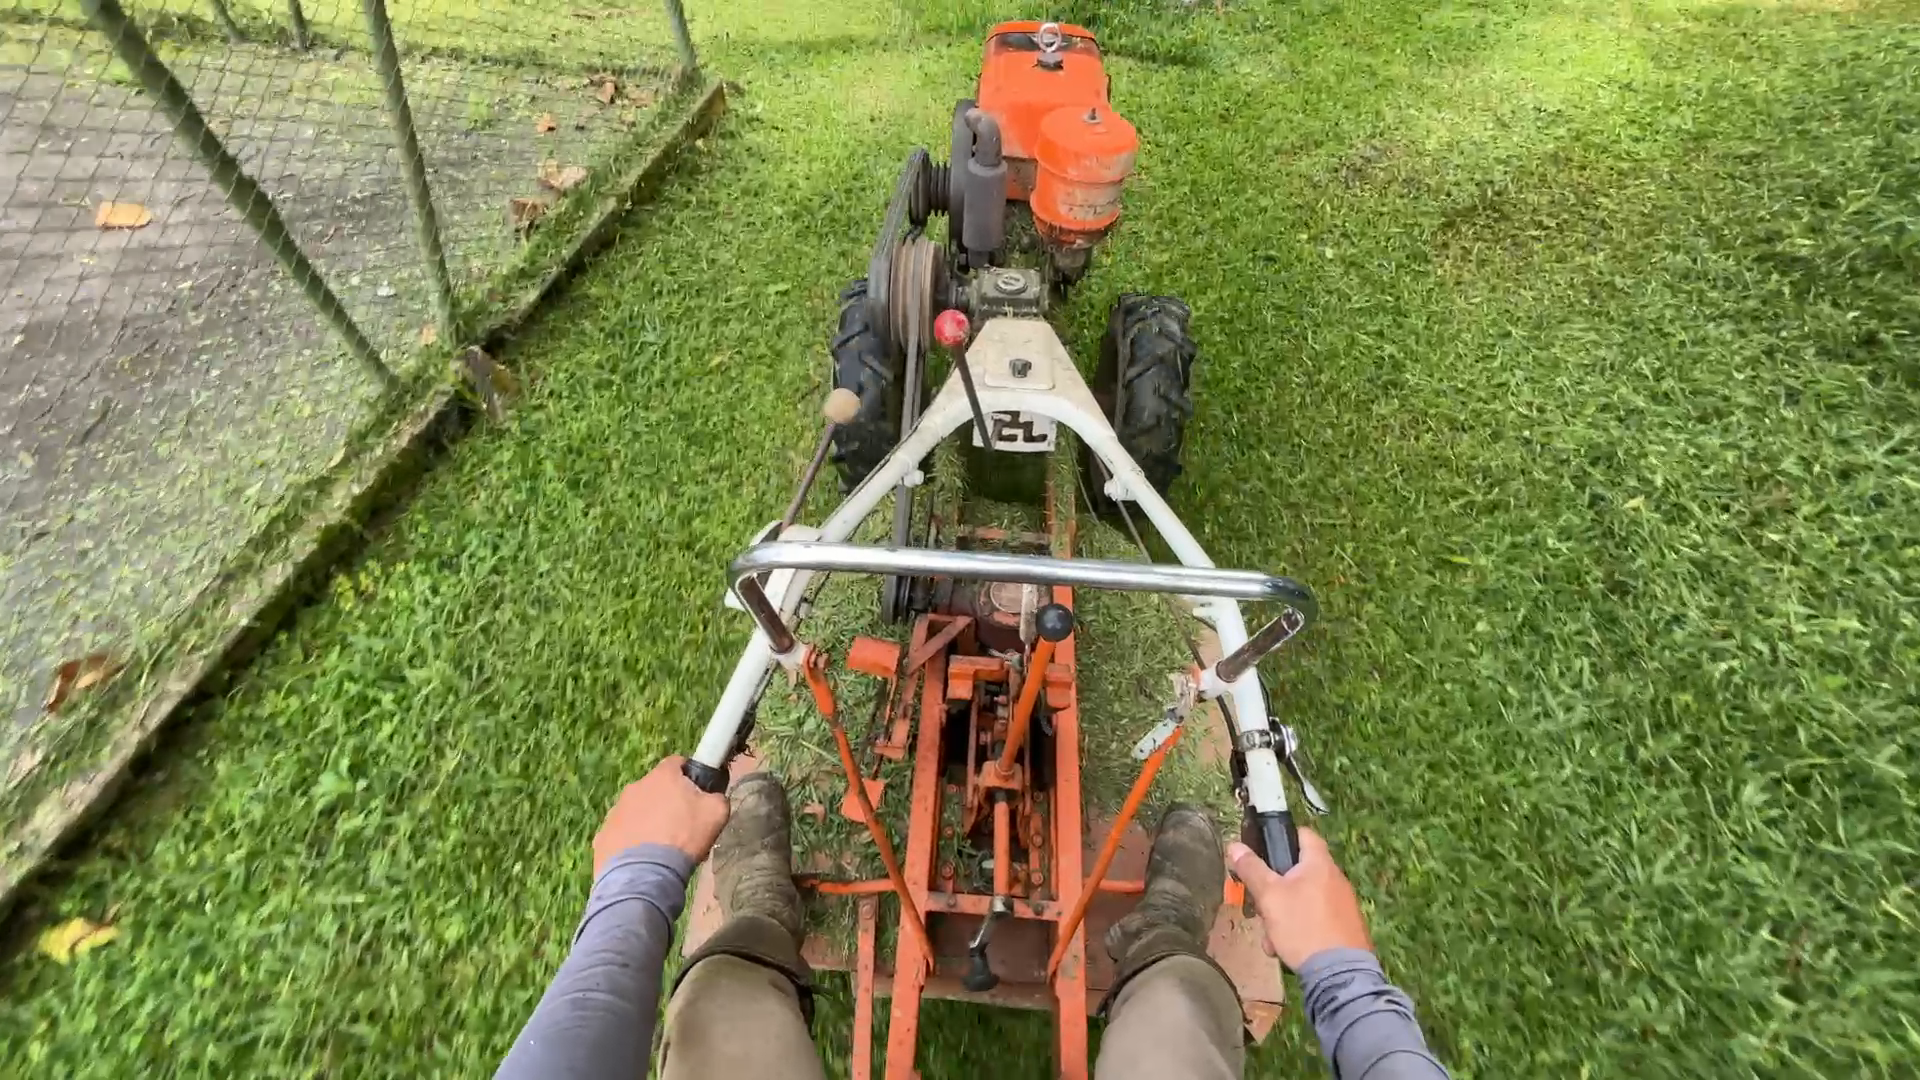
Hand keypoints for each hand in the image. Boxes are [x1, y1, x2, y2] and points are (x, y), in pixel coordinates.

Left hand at [593, 756, 729, 874]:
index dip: (689, 775)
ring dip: (648, 821)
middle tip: (681, 824)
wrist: (644, 877)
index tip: (697, 794)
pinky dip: (631, 842)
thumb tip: (712, 797)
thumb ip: (717, 796)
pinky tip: (643, 860)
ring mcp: (615, 812)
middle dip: (667, 801)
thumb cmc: (684, 837)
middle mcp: (635, 788)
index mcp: (663, 776)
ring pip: (636, 810)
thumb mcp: (717, 812)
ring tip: (661, 847)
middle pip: (655, 788)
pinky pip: (621, 834)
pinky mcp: (602, 837)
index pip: (677, 763)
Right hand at [1228, 827, 1372, 969]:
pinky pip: (1316, 919)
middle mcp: (1336, 880)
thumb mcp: (1269, 896)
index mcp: (1319, 864)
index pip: (1303, 833)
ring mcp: (1344, 906)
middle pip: (1299, 870)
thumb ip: (1251, 869)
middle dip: (1275, 886)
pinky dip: (1300, 928)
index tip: (1264, 847)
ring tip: (1271, 934)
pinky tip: (1286, 948)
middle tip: (1261, 901)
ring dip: (1283, 911)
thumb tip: (1235, 846)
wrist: (1341, 979)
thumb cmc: (1303, 926)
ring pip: (1304, 898)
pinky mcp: (1347, 930)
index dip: (1283, 835)